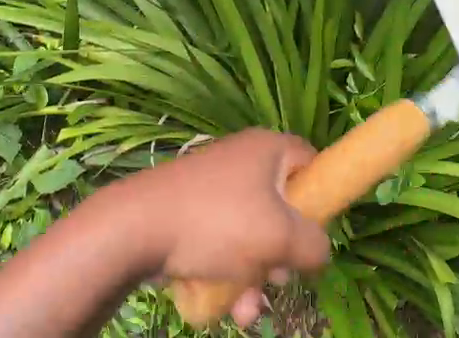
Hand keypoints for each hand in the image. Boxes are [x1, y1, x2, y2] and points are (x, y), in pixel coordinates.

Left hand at [105, 129, 328, 325]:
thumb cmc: (217, 222)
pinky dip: (229, 273)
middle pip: (283, 207)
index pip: (311, 163)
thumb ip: (315, 244)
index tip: (316, 233)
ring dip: (256, 277)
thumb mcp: (280, 236)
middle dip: (284, 254)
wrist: (137, 227)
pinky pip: (224, 242)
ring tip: (245, 308)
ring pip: (252, 235)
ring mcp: (216, 186)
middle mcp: (243, 160)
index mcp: (268, 149)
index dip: (322, 198)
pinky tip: (225, 305)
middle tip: (278, 277)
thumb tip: (318, 250)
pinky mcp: (193, 211)